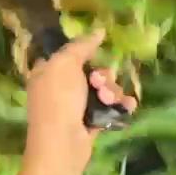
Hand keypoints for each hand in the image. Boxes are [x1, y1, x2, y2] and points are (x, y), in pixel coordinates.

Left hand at [23, 30, 136, 174]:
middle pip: (91, 71)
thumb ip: (81, 45)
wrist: (62, 144)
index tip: (97, 51)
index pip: (68, 54)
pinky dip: (120, 105)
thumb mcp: (66, 63)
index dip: (84, 52)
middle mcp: (60, 88)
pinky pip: (110, 108)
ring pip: (103, 89)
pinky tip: (128, 105)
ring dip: (112, 91)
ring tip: (110, 101)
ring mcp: (75, 106)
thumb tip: (99, 30)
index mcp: (47, 72)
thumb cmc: (58, 99)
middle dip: (103, 75)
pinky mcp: (90, 122)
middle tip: (99, 83)